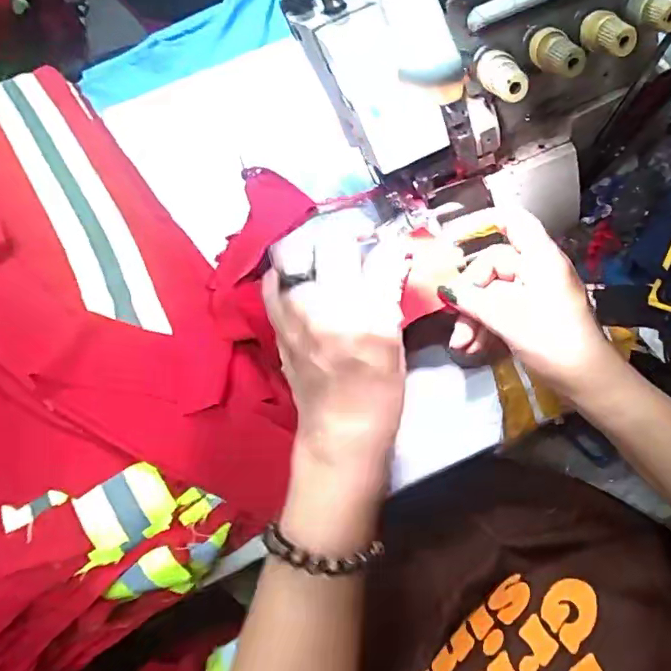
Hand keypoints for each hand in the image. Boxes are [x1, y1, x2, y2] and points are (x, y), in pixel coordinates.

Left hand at [262, 238, 407, 485]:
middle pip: (333, 242)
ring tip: (328, 254)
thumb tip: (389, 262)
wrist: (339, 435)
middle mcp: (328, 308)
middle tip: (360, 244)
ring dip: (315, 246)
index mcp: (368, 317)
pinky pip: (274, 281)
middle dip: (350, 236)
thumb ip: (389, 299)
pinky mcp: (278, 324)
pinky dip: (287, 271)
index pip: (380, 257)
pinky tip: (301, 275)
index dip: (391, 246)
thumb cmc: (379, 396)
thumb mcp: (396, 346)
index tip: (393, 247)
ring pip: (296, 252)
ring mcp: (296, 314)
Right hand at [437, 207, 621, 400]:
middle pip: (493, 266)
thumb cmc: (552, 339)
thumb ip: (472, 300)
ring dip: (473, 317)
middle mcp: (539, 269)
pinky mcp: (535, 316)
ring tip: (462, 344)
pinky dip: (486, 326)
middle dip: (469, 295)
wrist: (587, 380)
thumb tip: (447, 290)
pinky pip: (503, 311)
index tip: (453, 237)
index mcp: (540, 258)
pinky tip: (472, 347)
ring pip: (494, 293)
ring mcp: (537, 293)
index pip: (513, 221)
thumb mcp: (506, 317)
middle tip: (454, 321)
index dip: (482, 222)